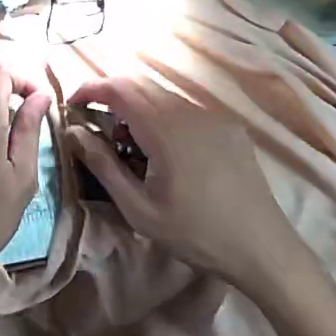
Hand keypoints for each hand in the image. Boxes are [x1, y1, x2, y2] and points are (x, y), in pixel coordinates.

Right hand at [67, 76, 307, 293]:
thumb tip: (73, 132)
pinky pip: (187, 110)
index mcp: (165, 129)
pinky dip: (165, 117)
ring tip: (130, 146)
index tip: (73, 103)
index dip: (91, 88)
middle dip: (113, 99)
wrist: (263, 249)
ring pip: (165, 97)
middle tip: (96, 128)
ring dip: (139, 109)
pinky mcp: (230, 127)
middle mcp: (191, 112)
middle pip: (141, 86)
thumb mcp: (139, 209)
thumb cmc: (195, 234)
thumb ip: (103, 165)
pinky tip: (166, 152)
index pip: (120, 88)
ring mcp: (214, 117)